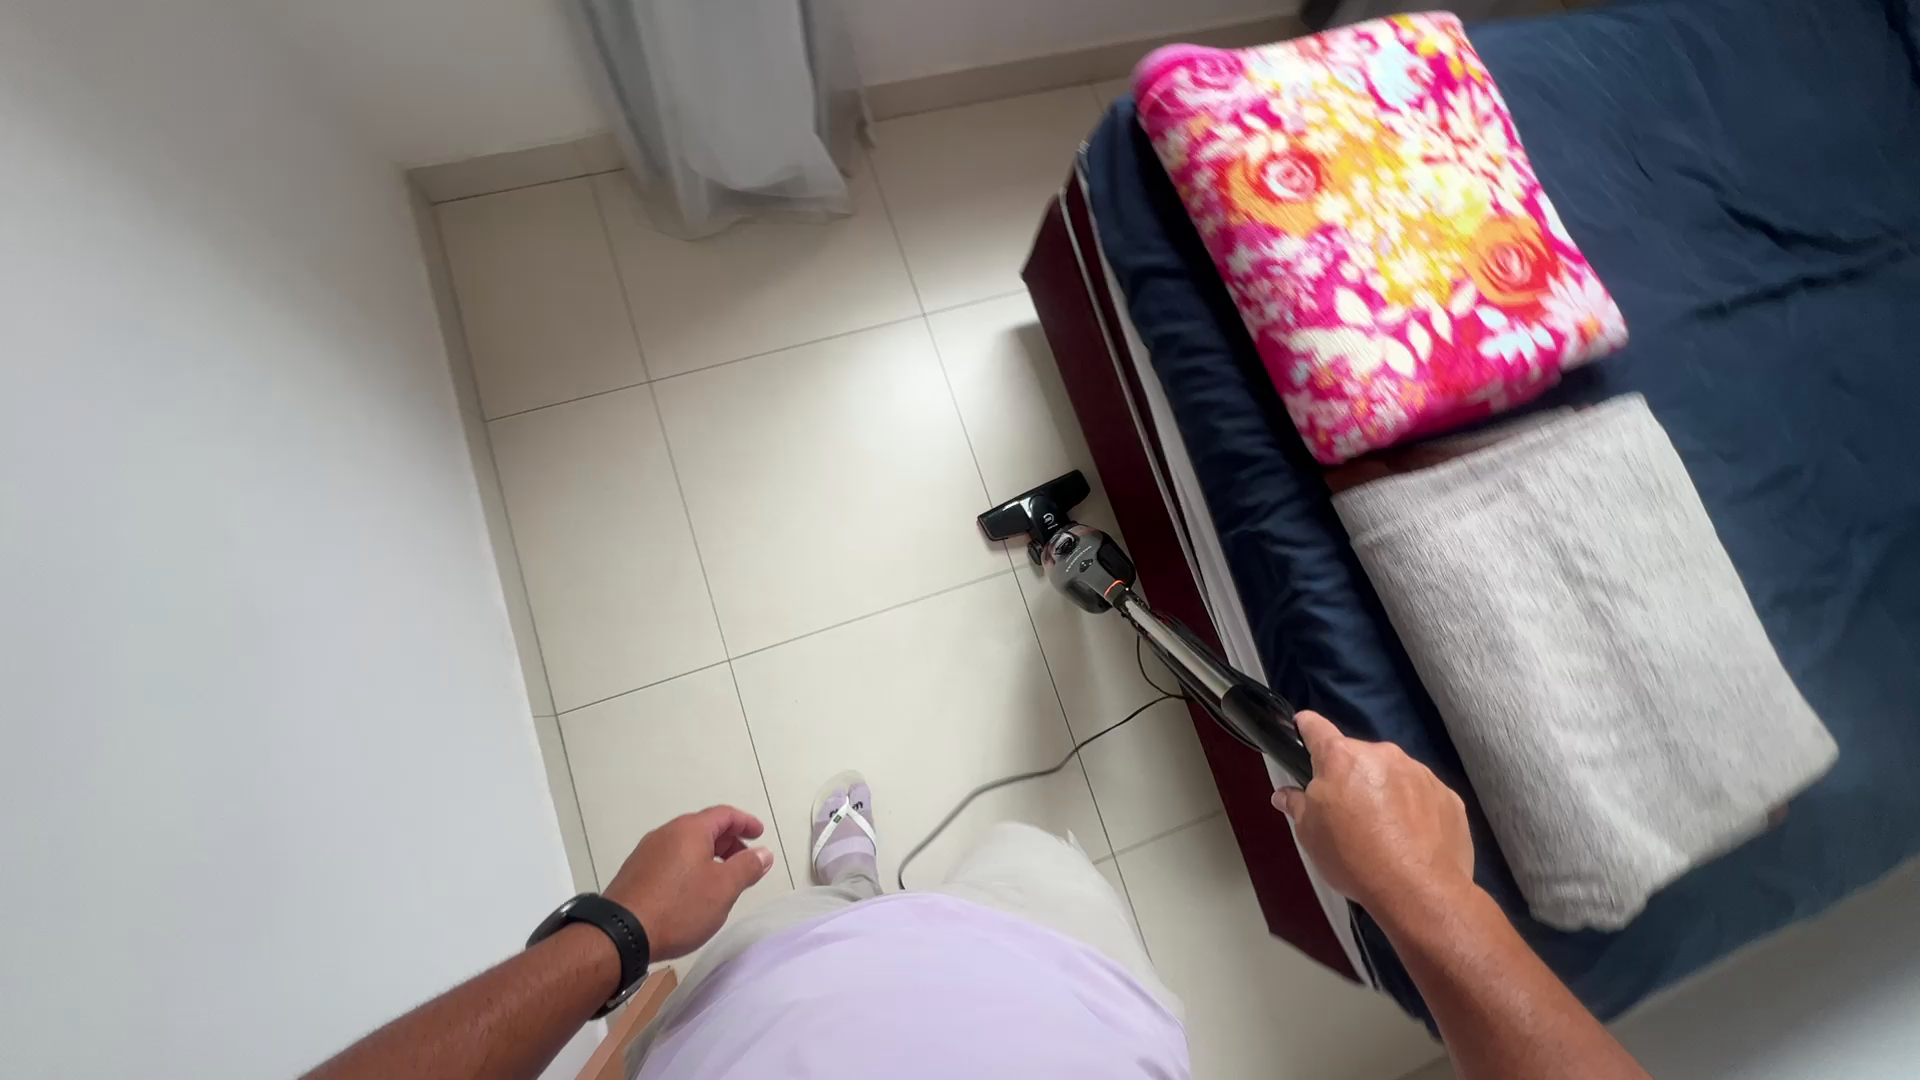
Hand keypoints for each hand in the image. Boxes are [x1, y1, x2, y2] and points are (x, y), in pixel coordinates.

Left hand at [602, 806, 774, 960]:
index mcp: (690, 829)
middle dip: (729, 842)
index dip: (746, 822)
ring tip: (720, 880)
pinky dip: (688, 867)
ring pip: (686, 845)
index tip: (760, 834)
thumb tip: (764, 852)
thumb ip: (748, 867)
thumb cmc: (679, 907)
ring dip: (708, 856)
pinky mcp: (634, 873)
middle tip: (744, 861)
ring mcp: (646, 852)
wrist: (619, 936)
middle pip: (705, 828)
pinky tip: (691, 892)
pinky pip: (670, 860)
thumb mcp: (724, 889)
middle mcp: (667, 833)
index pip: (725, 814)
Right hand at [1272, 711, 1474, 917]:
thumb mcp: (1309, 833)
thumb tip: (1285, 795)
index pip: (1315, 726)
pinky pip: (1422, 794)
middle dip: (1349, 774)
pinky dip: (1414, 807)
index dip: (1305, 729)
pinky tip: (1412, 837)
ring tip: (1385, 828)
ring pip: (1391, 773)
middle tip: (1347, 808)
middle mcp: (1381, 754)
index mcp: (1341, 756)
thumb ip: (1296, 804)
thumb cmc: (1352, 856)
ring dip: (1383, 789)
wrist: (1419, 892)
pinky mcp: (1448, 797)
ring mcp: (1420, 773)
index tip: (1303, 734)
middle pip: (1356, 755)